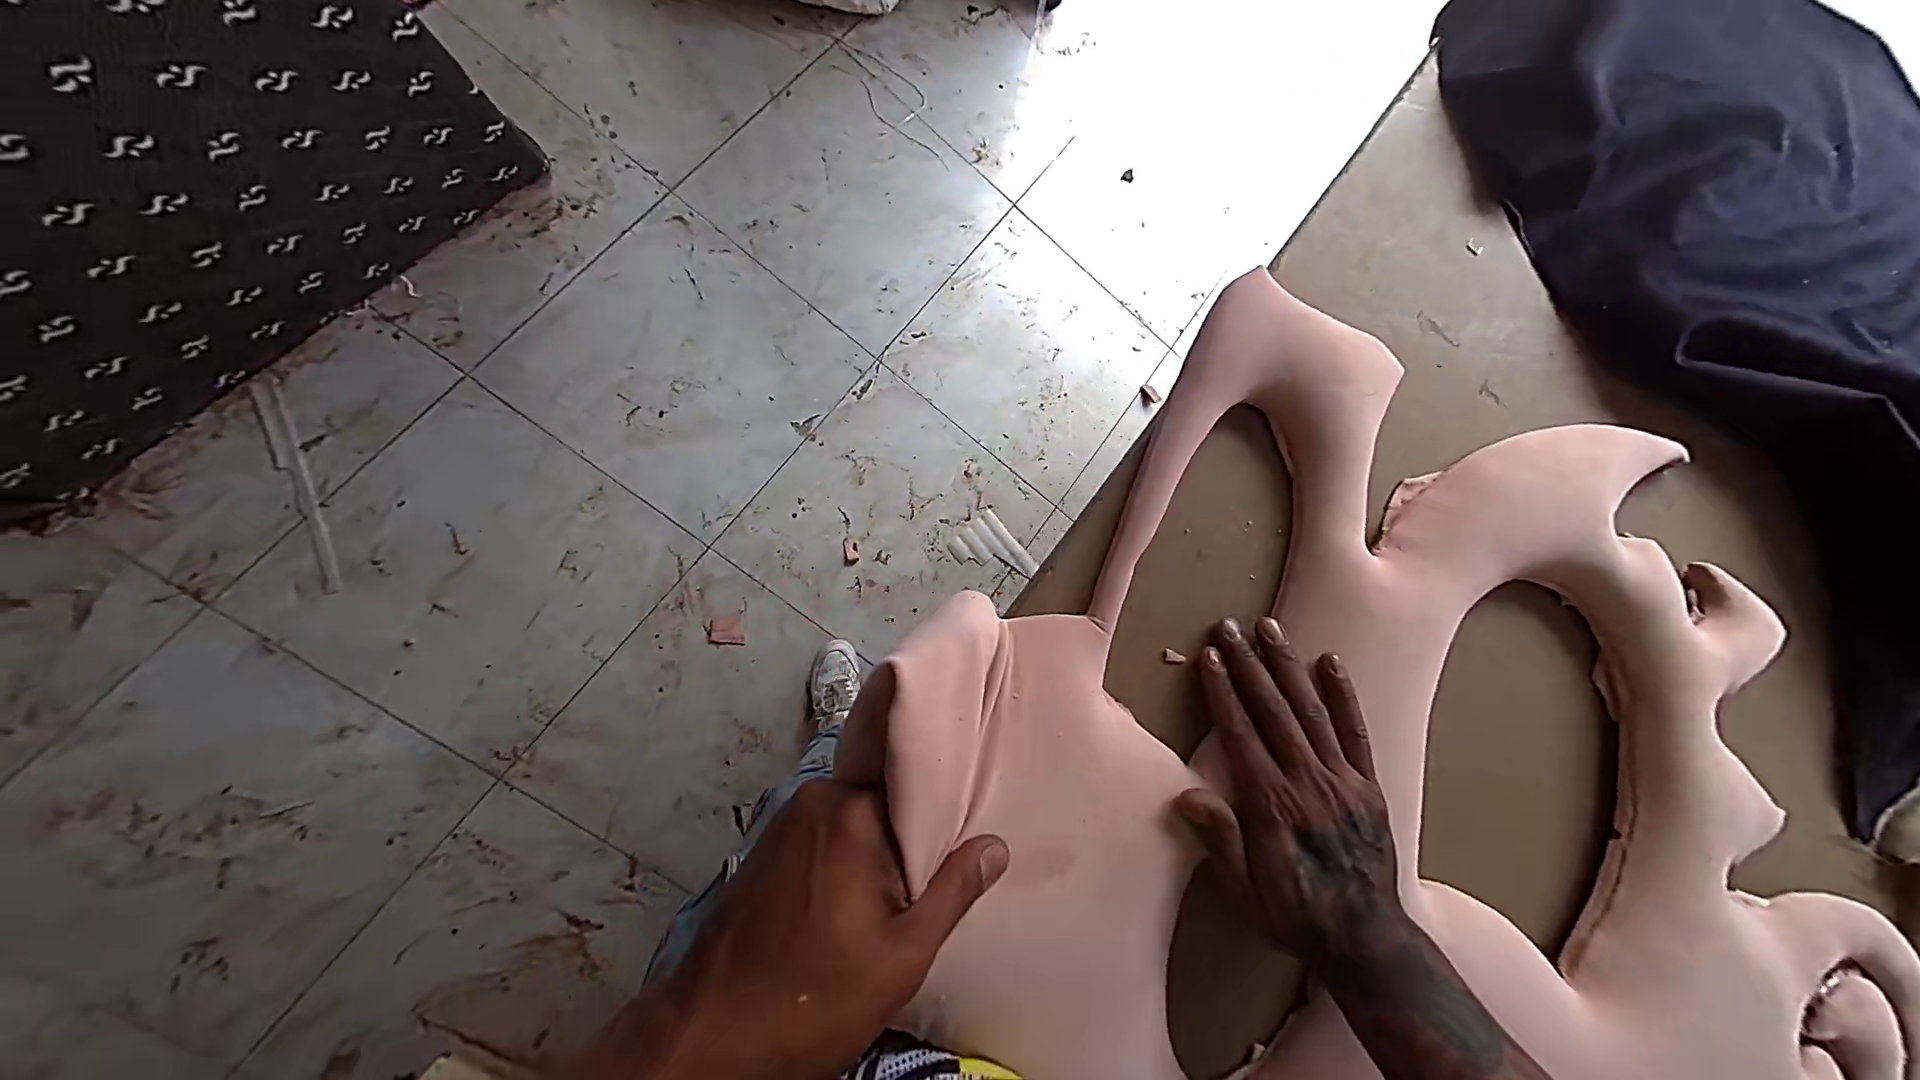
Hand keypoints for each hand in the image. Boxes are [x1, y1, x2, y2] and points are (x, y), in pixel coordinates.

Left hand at [573, 781, 1007, 1079]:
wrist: (709, 1037)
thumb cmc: (813, 997)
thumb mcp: (901, 956)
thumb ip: (953, 892)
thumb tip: (995, 847)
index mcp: (852, 811)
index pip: (913, 776)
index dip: (942, 796)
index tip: (968, 808)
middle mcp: (816, 797)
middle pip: (882, 796)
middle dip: (907, 827)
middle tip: (937, 862)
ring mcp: (785, 818)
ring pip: (852, 815)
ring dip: (875, 844)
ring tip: (899, 885)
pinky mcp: (767, 844)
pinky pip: (823, 831)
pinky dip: (845, 852)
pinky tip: (854, 895)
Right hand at [1176, 619, 1551, 1079]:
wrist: (1367, 942)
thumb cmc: (1294, 914)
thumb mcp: (1243, 890)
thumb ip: (1219, 839)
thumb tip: (1187, 794)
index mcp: (1271, 803)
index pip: (1240, 732)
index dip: (1223, 690)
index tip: (1210, 657)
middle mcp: (1307, 781)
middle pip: (1272, 709)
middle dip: (1248, 663)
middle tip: (1230, 627)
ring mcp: (1341, 780)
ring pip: (1310, 710)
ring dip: (1287, 665)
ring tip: (1269, 629)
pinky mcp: (1367, 786)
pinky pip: (1354, 733)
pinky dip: (1344, 695)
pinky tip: (1331, 662)